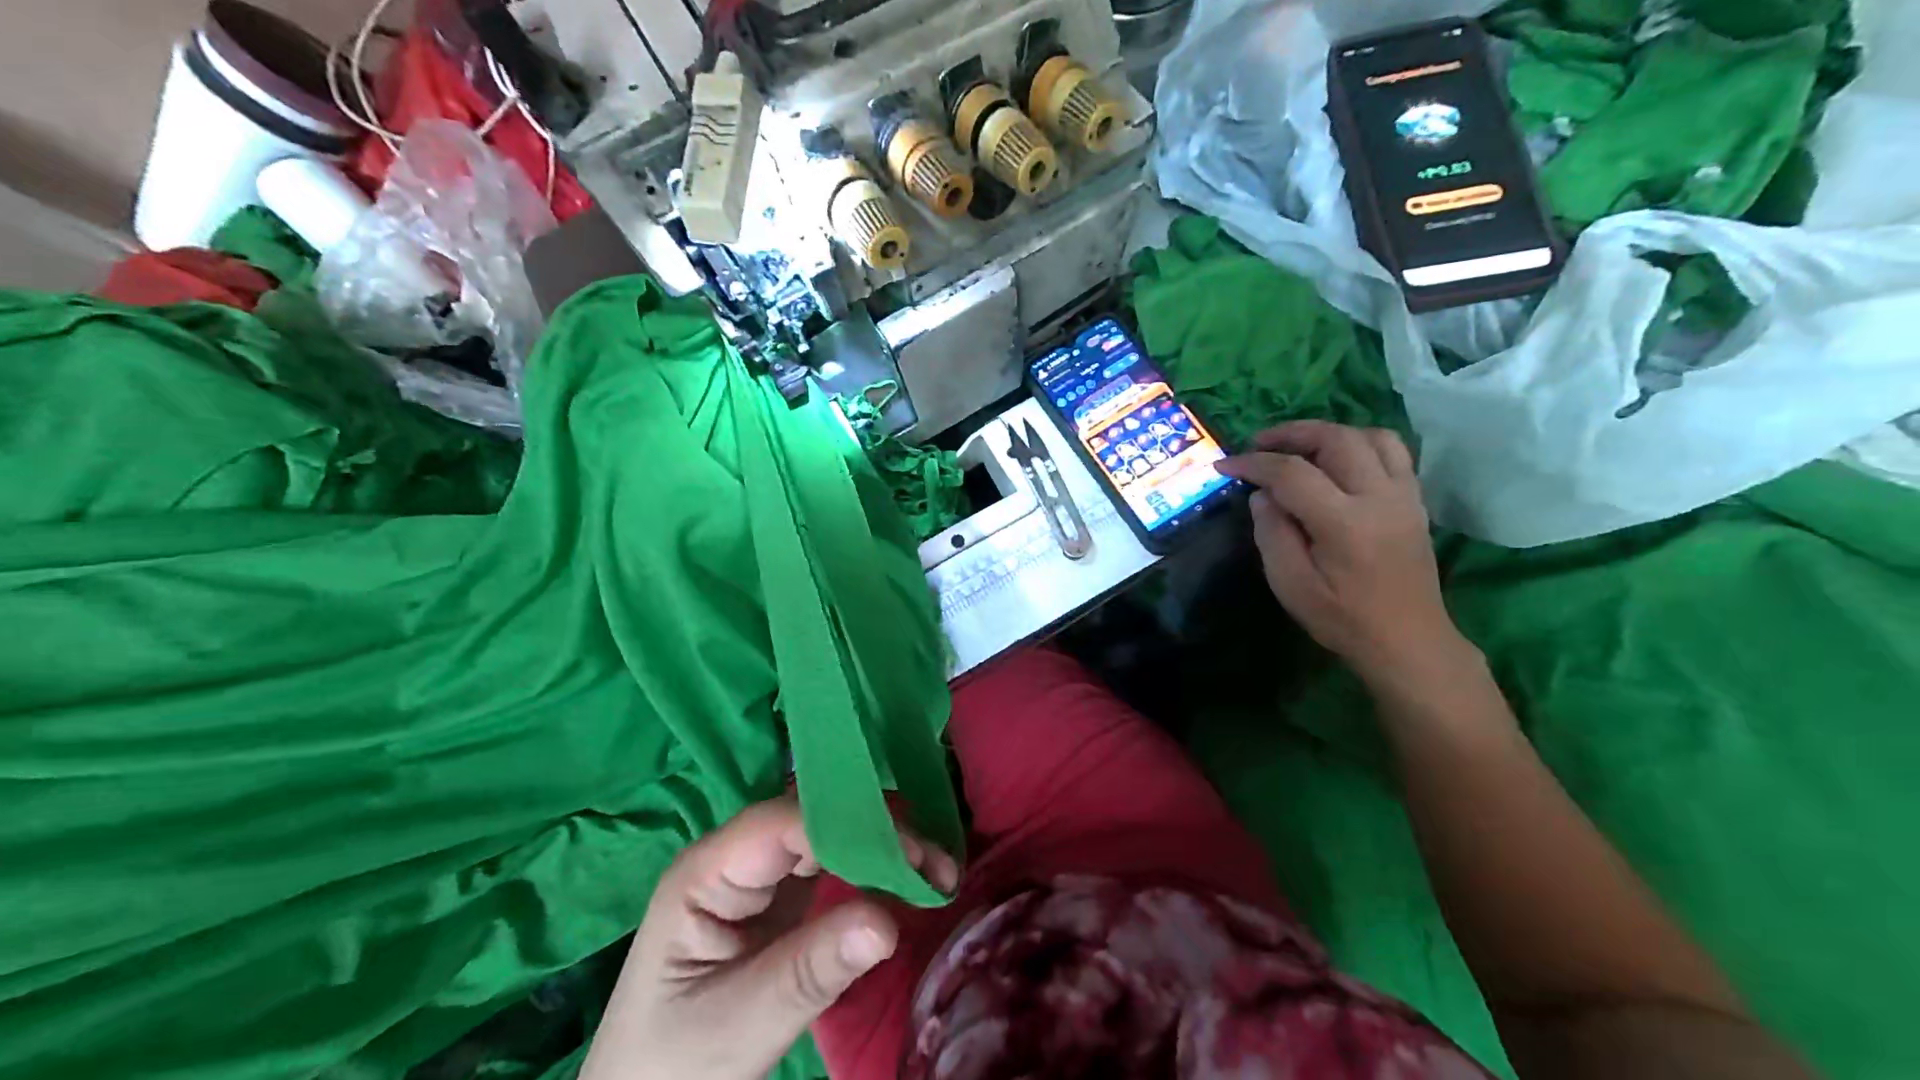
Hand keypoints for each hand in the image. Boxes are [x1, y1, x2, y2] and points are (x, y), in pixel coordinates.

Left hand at [580, 795, 958, 1079]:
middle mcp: (735, 859)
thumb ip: (810, 970)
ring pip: (828, 839)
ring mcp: (759, 878)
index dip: (850, 826)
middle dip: (877, 833)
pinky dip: (872, 874)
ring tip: (937, 874)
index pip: (785, 823)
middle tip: (938, 867)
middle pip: (812, 822)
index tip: (911, 854)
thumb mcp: (740, 1026)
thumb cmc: (673, 1065)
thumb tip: (887, 918)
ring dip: (882, 850)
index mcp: (707, 871)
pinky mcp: (779, 902)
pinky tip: (907, 886)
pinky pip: (831, 870)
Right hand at [1215, 421, 1471, 685]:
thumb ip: (1272, 533)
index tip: (1225, 466)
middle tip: (1258, 444)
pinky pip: (1392, 452)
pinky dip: (1359, 444)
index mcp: (1344, 523)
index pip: (1292, 473)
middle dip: (1291, 433)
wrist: (1407, 641)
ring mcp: (1404, 495)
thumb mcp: (1290, 585)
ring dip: (1329, 433)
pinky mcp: (1414, 500)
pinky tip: (1336, 462)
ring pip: (1370, 436)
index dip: (1253, 463)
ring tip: (1299, 447)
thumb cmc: (1342, 618)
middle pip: (1336, 438)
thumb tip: (1262, 495)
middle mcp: (1379, 497)